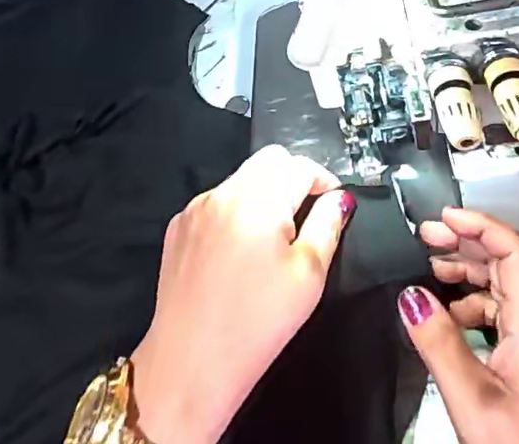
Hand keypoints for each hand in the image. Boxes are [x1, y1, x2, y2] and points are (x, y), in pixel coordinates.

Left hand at [128, 145, 355, 443]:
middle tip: (306, 217)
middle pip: (267, 161)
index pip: (298, 165)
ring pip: (240, 179)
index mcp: (258, 200)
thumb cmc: (256, 324)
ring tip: (272, 243)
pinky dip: (234, 213)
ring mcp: (196, 206)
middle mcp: (223, 193)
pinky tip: (239, 254)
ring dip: (262, 195)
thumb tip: (339, 199)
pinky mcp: (179, 223)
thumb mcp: (308, 277)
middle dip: (293, 179)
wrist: (192, 357)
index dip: (323, 179)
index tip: (333, 200)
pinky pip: (215, 201)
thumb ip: (327, 226)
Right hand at [398, 207, 518, 443]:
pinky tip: (443, 316)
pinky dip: (467, 304)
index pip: (517, 256)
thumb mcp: (472, 402)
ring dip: (464, 272)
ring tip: (428, 269)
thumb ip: (439, 344)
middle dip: (464, 243)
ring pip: (501, 291)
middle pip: (506, 267)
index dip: (481, 226)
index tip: (441, 217)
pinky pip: (498, 318)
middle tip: (423, 236)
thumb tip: (409, 294)